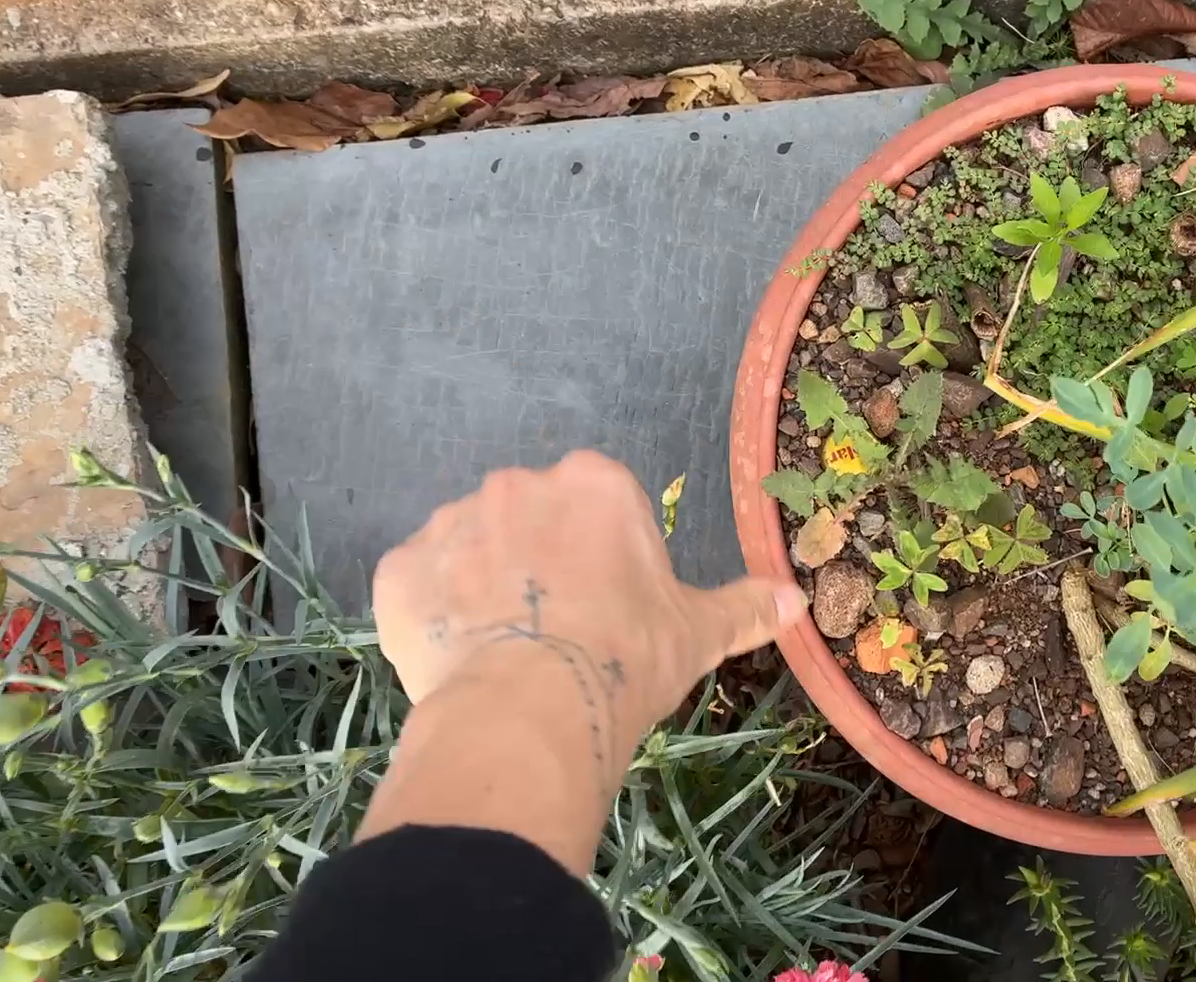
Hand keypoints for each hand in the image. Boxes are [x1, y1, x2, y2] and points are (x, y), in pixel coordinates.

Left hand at [364, 453, 805, 867]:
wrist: (533, 712)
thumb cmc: (627, 656)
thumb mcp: (698, 632)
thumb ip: (746, 607)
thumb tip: (796, 600)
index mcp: (595, 482)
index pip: (598, 506)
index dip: (603, 557)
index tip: (607, 603)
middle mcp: (521, 483)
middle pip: (535, 517)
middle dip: (544, 560)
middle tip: (560, 626)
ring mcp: (452, 522)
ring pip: (475, 545)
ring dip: (487, 581)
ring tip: (509, 646)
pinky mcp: (399, 570)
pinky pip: (420, 581)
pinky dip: (435, 610)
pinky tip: (461, 654)